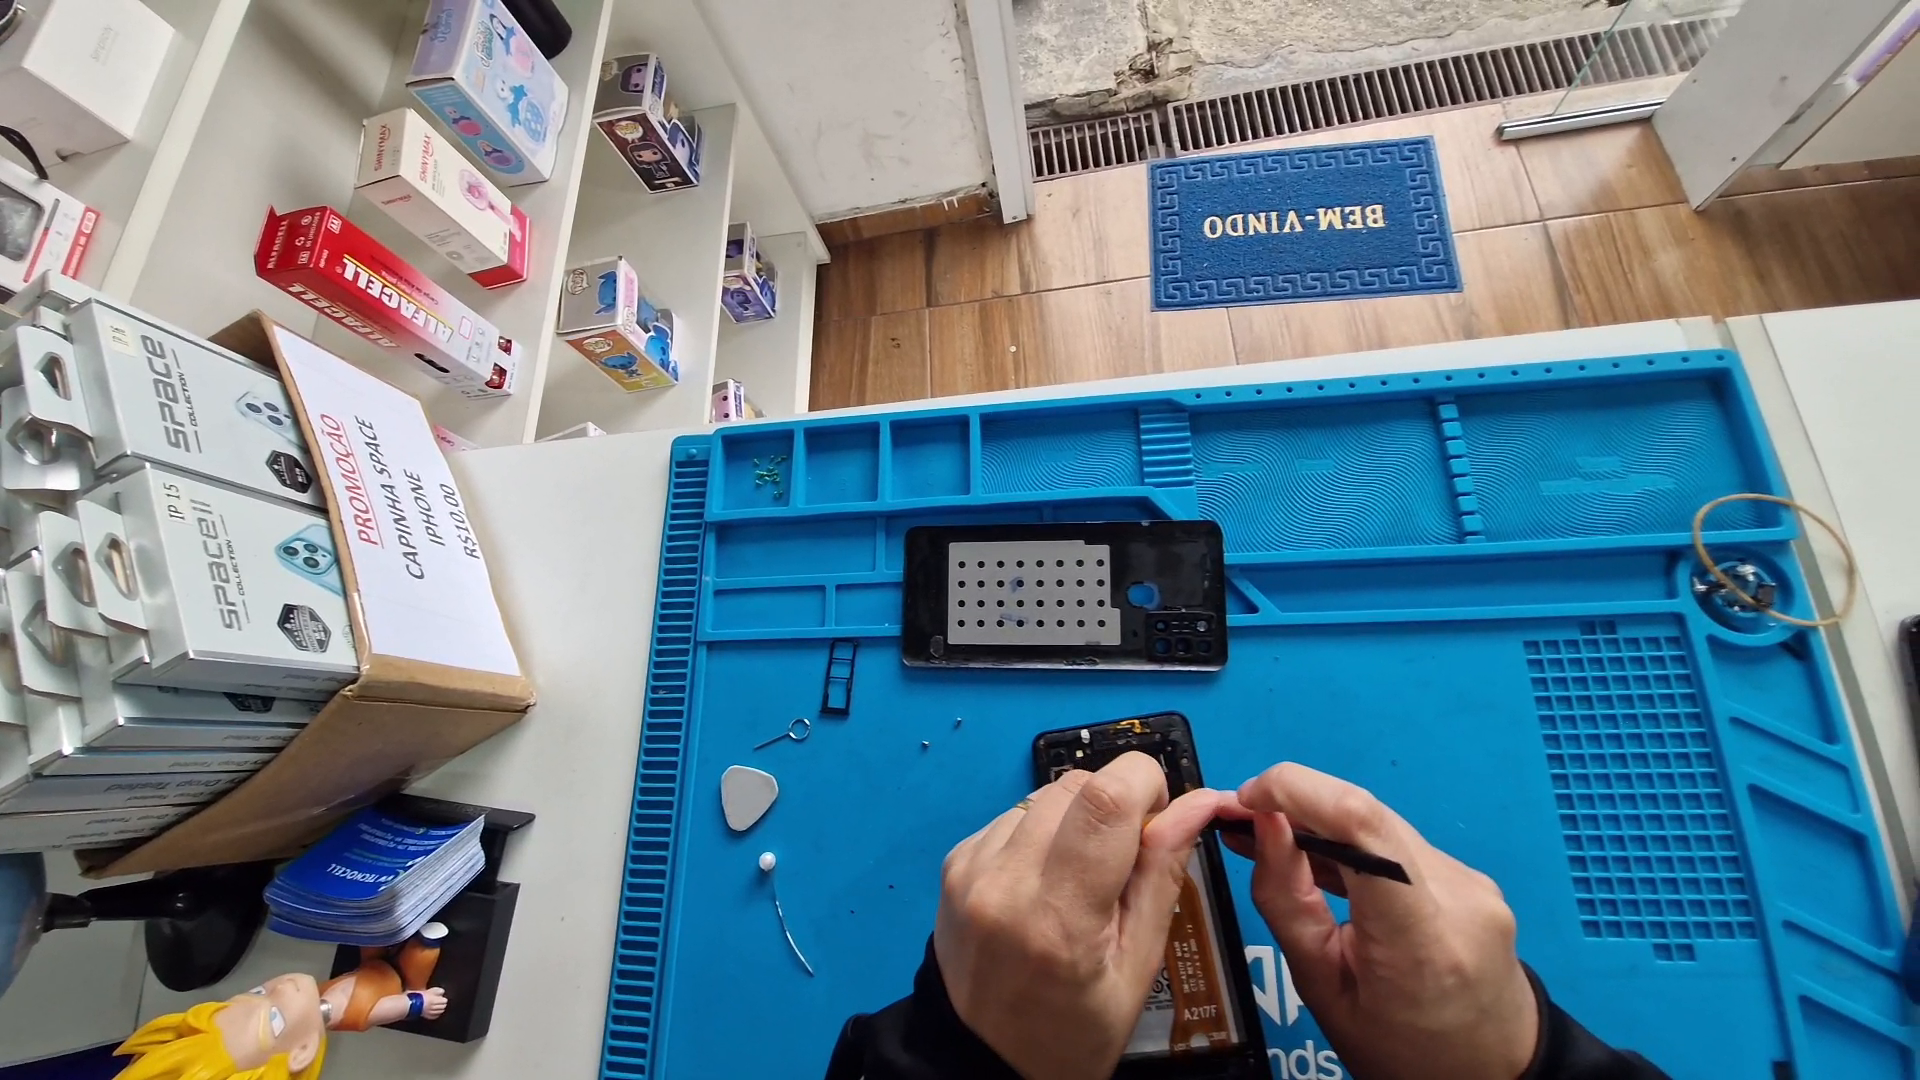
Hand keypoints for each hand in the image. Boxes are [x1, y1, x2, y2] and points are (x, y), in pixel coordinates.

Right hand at [420, 987, 447, 1019]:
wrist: (410, 1004)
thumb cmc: (420, 996)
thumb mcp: (431, 990)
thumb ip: (438, 991)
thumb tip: (443, 992)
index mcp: (434, 1000)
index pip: (444, 1001)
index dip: (443, 999)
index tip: (442, 998)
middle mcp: (432, 1007)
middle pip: (443, 1007)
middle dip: (443, 1004)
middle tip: (441, 1002)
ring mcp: (429, 1013)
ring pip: (439, 1012)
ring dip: (440, 1009)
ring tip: (439, 1007)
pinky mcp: (425, 1016)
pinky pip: (434, 1017)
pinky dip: (436, 1014)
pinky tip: (436, 1012)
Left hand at [935, 752, 1223, 1079]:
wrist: (978, 1058)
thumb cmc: (1074, 1028)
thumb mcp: (1137, 968)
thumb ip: (1162, 875)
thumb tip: (1196, 802)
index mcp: (1059, 916)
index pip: (1104, 800)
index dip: (1143, 781)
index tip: (1159, 810)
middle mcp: (1005, 878)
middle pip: (1075, 786)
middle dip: (1114, 801)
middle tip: (1124, 853)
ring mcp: (972, 864)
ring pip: (1043, 794)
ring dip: (1075, 816)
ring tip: (1079, 874)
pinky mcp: (955, 858)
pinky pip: (1014, 814)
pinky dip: (1041, 831)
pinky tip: (1043, 878)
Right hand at [1223, 763, 1538, 1079]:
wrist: (1498, 1076)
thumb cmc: (1399, 1049)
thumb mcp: (1321, 987)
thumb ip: (1285, 899)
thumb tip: (1262, 821)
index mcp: (1420, 938)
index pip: (1361, 824)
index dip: (1295, 790)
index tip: (1246, 801)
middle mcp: (1457, 894)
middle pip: (1361, 814)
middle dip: (1292, 804)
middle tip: (1241, 823)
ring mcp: (1470, 881)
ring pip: (1373, 821)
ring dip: (1316, 821)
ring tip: (1268, 841)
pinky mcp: (1468, 875)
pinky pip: (1391, 839)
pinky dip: (1346, 840)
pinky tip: (1316, 857)